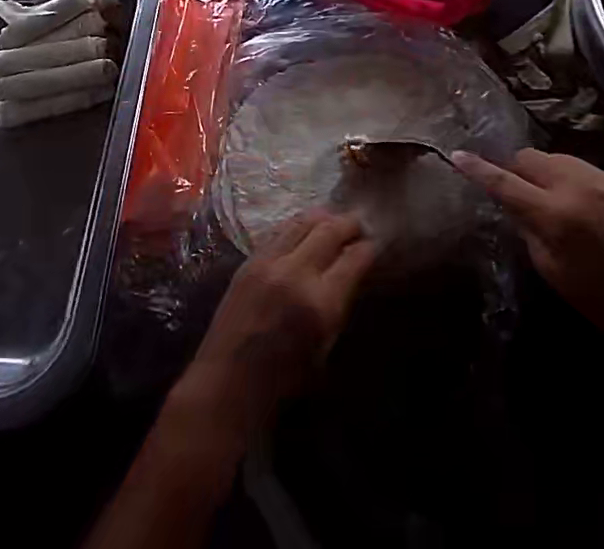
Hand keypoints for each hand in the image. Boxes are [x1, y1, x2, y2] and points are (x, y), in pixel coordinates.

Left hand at [175, 209, 379, 434]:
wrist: (226, 386)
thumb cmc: (284, 381)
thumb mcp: (326, 346)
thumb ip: (341, 304)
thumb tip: (353, 274)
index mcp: (321, 303)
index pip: (354, 258)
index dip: (370, 247)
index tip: (377, 244)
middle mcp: (295, 274)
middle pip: (330, 230)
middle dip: (350, 223)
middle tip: (360, 224)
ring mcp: (267, 264)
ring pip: (301, 222)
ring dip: (323, 217)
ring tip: (334, 219)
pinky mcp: (247, 263)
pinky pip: (278, 232)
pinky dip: (296, 225)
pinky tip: (304, 229)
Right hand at [452, 149, 603, 357]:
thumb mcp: (555, 273)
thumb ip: (530, 232)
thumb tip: (516, 206)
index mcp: (558, 215)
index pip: (506, 184)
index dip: (479, 169)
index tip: (459, 155)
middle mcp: (582, 187)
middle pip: (533, 157)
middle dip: (517, 168)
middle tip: (515, 188)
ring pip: (563, 160)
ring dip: (548, 174)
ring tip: (554, 201)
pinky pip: (593, 173)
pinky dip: (580, 185)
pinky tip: (592, 213)